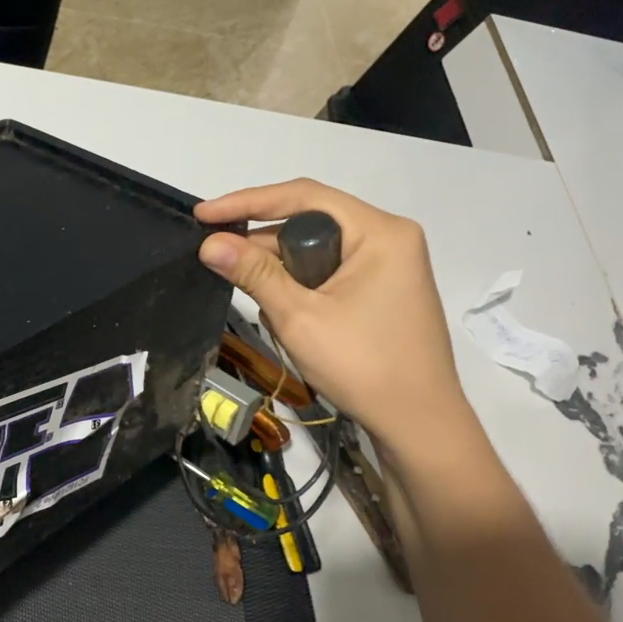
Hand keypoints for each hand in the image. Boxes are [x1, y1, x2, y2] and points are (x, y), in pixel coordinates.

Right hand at [195, 180, 467, 446]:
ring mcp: (389, 266)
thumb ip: (253, 274)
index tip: (203, 215)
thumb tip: (209, 243)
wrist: (418, 425)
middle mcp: (389, 238)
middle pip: (310, 222)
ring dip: (281, 272)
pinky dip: (301, 287)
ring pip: (317, 250)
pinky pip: (329, 272)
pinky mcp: (382, 290)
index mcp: (380, 232)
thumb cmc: (363, 365)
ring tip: (257, 301)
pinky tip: (285, 316)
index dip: (247, 201)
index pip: (303, 196)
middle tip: (218, 260)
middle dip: (263, 245)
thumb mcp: (299, 317)